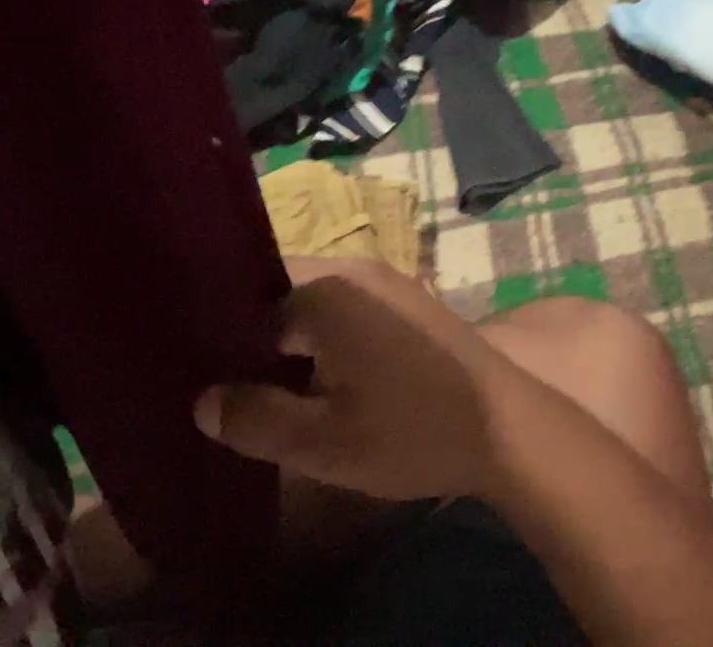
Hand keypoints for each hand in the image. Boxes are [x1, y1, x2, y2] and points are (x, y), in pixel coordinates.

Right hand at [192, 257, 523, 499]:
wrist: (509, 428)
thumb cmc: (412, 433)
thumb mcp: (324, 443)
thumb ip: (256, 419)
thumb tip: (203, 401)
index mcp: (326, 292)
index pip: (248, 301)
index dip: (222, 341)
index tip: (203, 375)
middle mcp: (354, 269)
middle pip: (280, 292)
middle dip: (253, 336)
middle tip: (228, 384)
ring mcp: (386, 280)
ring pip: (313, 299)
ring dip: (290, 337)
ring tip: (267, 385)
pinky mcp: (408, 299)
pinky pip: (345, 305)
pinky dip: (323, 335)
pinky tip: (319, 376)